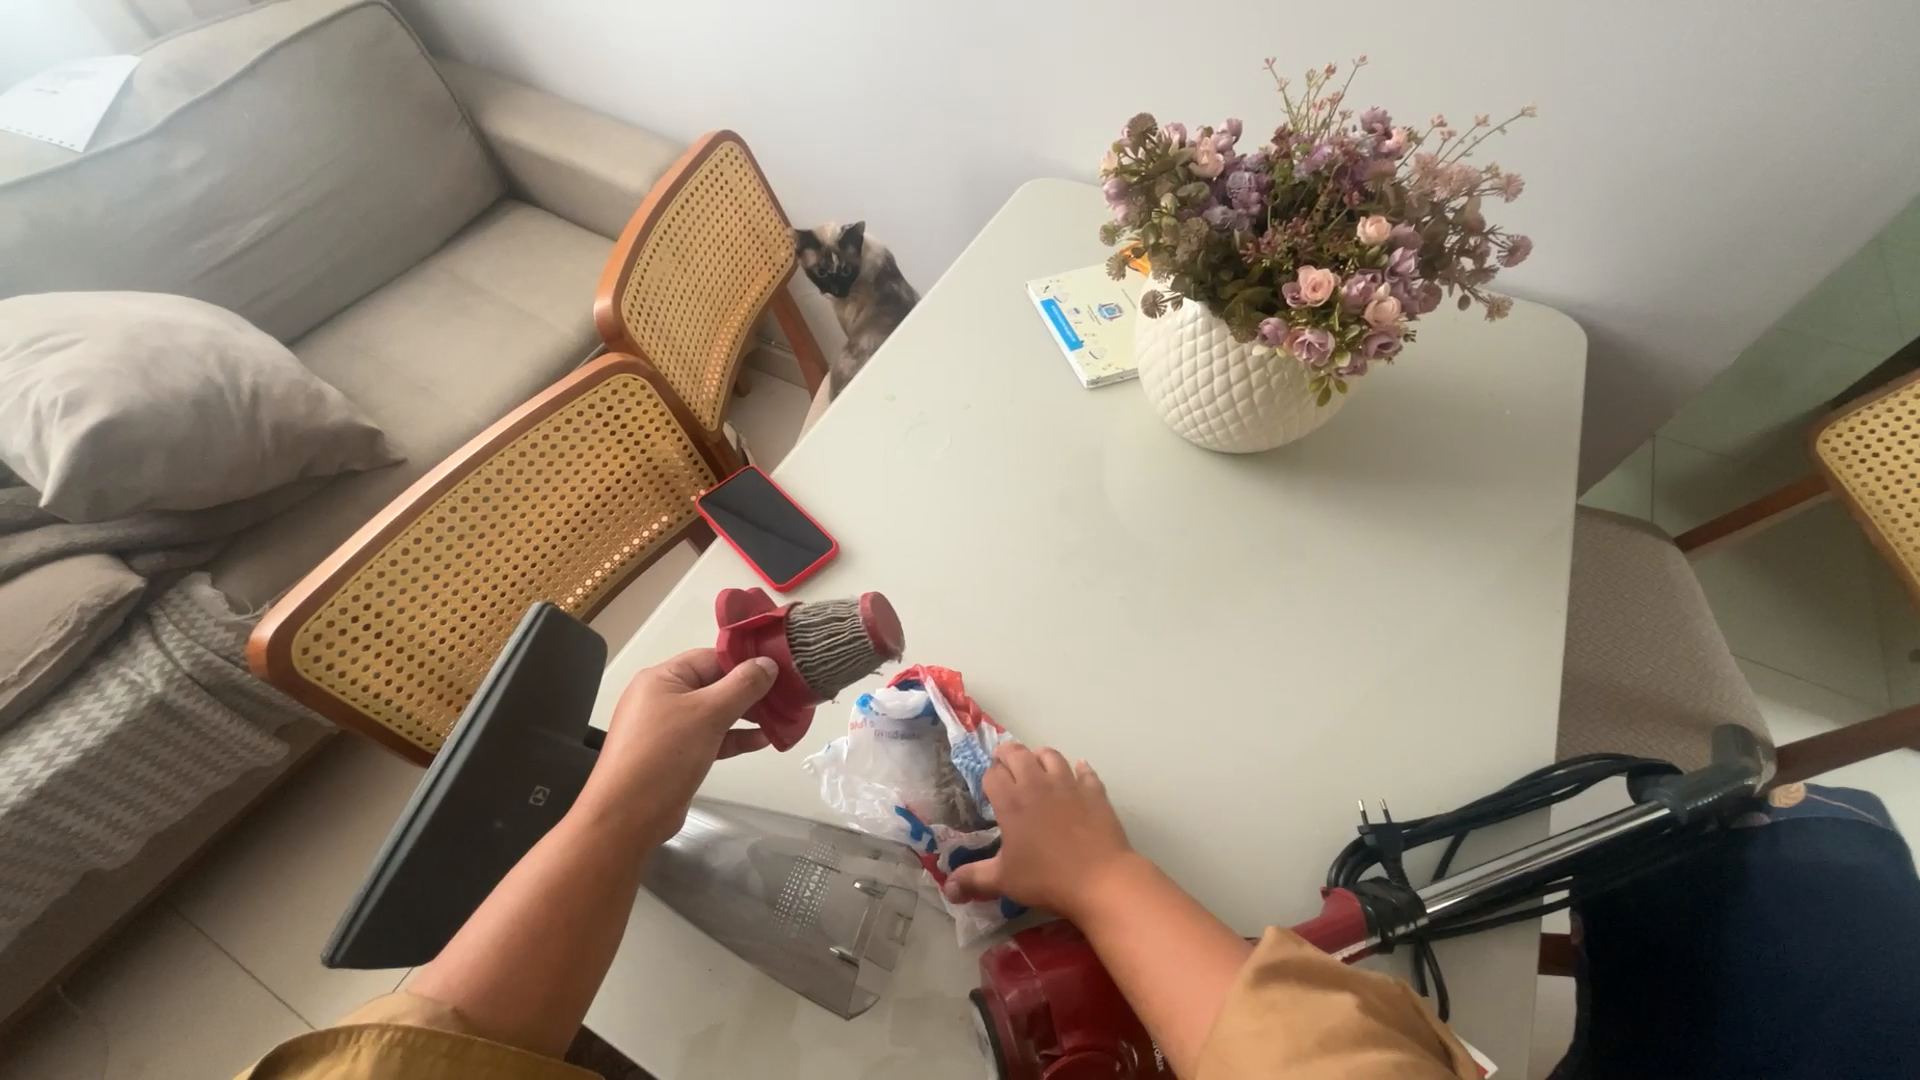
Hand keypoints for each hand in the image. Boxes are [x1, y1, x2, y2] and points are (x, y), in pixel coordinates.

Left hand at [576, 649, 776, 847]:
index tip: (780, 667)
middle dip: (751, 691)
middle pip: (716, 684)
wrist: (626, 819)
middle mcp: (664, 698)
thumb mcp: (708, 713)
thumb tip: (768, 663)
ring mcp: (670, 728)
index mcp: (662, 678)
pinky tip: (764, 740)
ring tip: (782, 718)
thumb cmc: (663, 755)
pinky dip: (735, 737)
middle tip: (787, 695)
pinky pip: (713, 737)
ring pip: (717, 712)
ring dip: (748, 716)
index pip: (711, 658)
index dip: (745, 661)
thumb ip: (742, 685)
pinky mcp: (678, 754)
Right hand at [942, 743, 1138, 921]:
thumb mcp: (1004, 880)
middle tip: (1004, 765)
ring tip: (1036, 767)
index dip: (988, 778)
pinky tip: (1077, 775)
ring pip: (1050, 754)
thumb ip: (973, 879)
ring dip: (1039, 756)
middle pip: (1017, 753)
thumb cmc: (1046, 878)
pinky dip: (1078, 770)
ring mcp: (1067, 783)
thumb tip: (947, 888)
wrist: (1100, 879)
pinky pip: (1084, 771)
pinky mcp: (1093, 790)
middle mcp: (1036, 783)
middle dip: (1007, 755)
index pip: (992, 774)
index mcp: (1011, 800)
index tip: (989, 790)